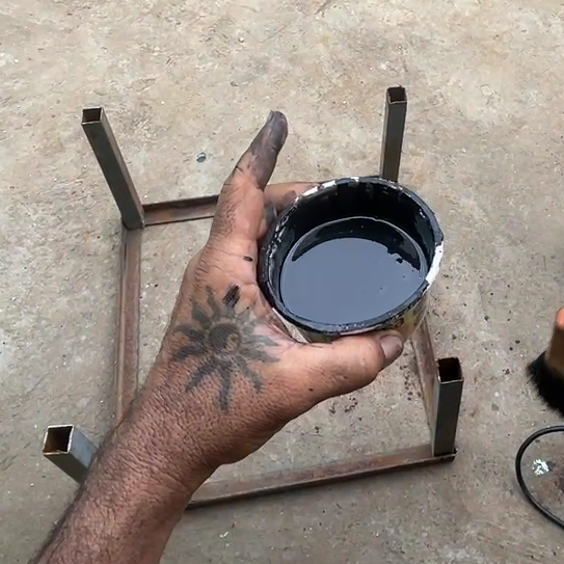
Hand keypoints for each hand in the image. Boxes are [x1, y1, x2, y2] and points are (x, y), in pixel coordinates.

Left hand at [123, 112, 406, 487]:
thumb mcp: (296, 382)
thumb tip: (395, 343)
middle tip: (336, 194)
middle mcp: (214, 265)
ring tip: (324, 217)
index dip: (262, 153)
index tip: (278, 122)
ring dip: (283, 215)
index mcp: (226, 266)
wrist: (168, 441)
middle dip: (292, 190)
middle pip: (253, 205)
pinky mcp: (215, 303)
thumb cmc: (216, 405)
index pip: (245, 192)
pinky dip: (275, 241)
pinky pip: (248, 253)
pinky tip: (300, 262)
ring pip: (249, 230)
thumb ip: (352, 360)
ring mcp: (211, 284)